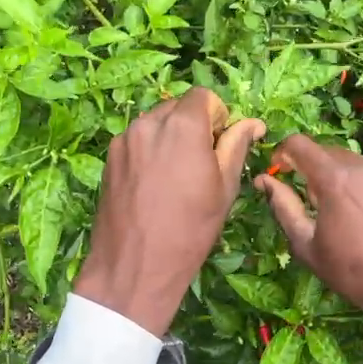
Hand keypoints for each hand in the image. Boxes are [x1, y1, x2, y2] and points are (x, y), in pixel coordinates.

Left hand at [76, 87, 265, 335]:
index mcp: (182, 126)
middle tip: (201, 163)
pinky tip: (153, 185)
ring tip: (175, 176)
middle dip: (193, 125)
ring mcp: (124, 140)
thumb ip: (236, 146)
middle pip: (177, 107)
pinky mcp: (109, 157)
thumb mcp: (224, 188)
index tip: (220, 144)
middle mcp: (149, 123)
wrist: (134, 267)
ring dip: (170, 137)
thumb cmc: (190, 229)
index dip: (217, 116)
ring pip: (155, 123)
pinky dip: (149, 151)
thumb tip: (253, 123)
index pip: (203, 96)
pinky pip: (137, 141)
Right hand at [252, 136, 362, 331]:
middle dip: (312, 170)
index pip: (299, 144)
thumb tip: (265, 180)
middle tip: (312, 203)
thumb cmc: (354, 273)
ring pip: (353, 164)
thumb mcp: (308, 246)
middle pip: (327, 152)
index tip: (279, 169)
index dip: (282, 153)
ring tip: (344, 215)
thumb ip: (283, 206)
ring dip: (340, 179)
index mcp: (335, 178)